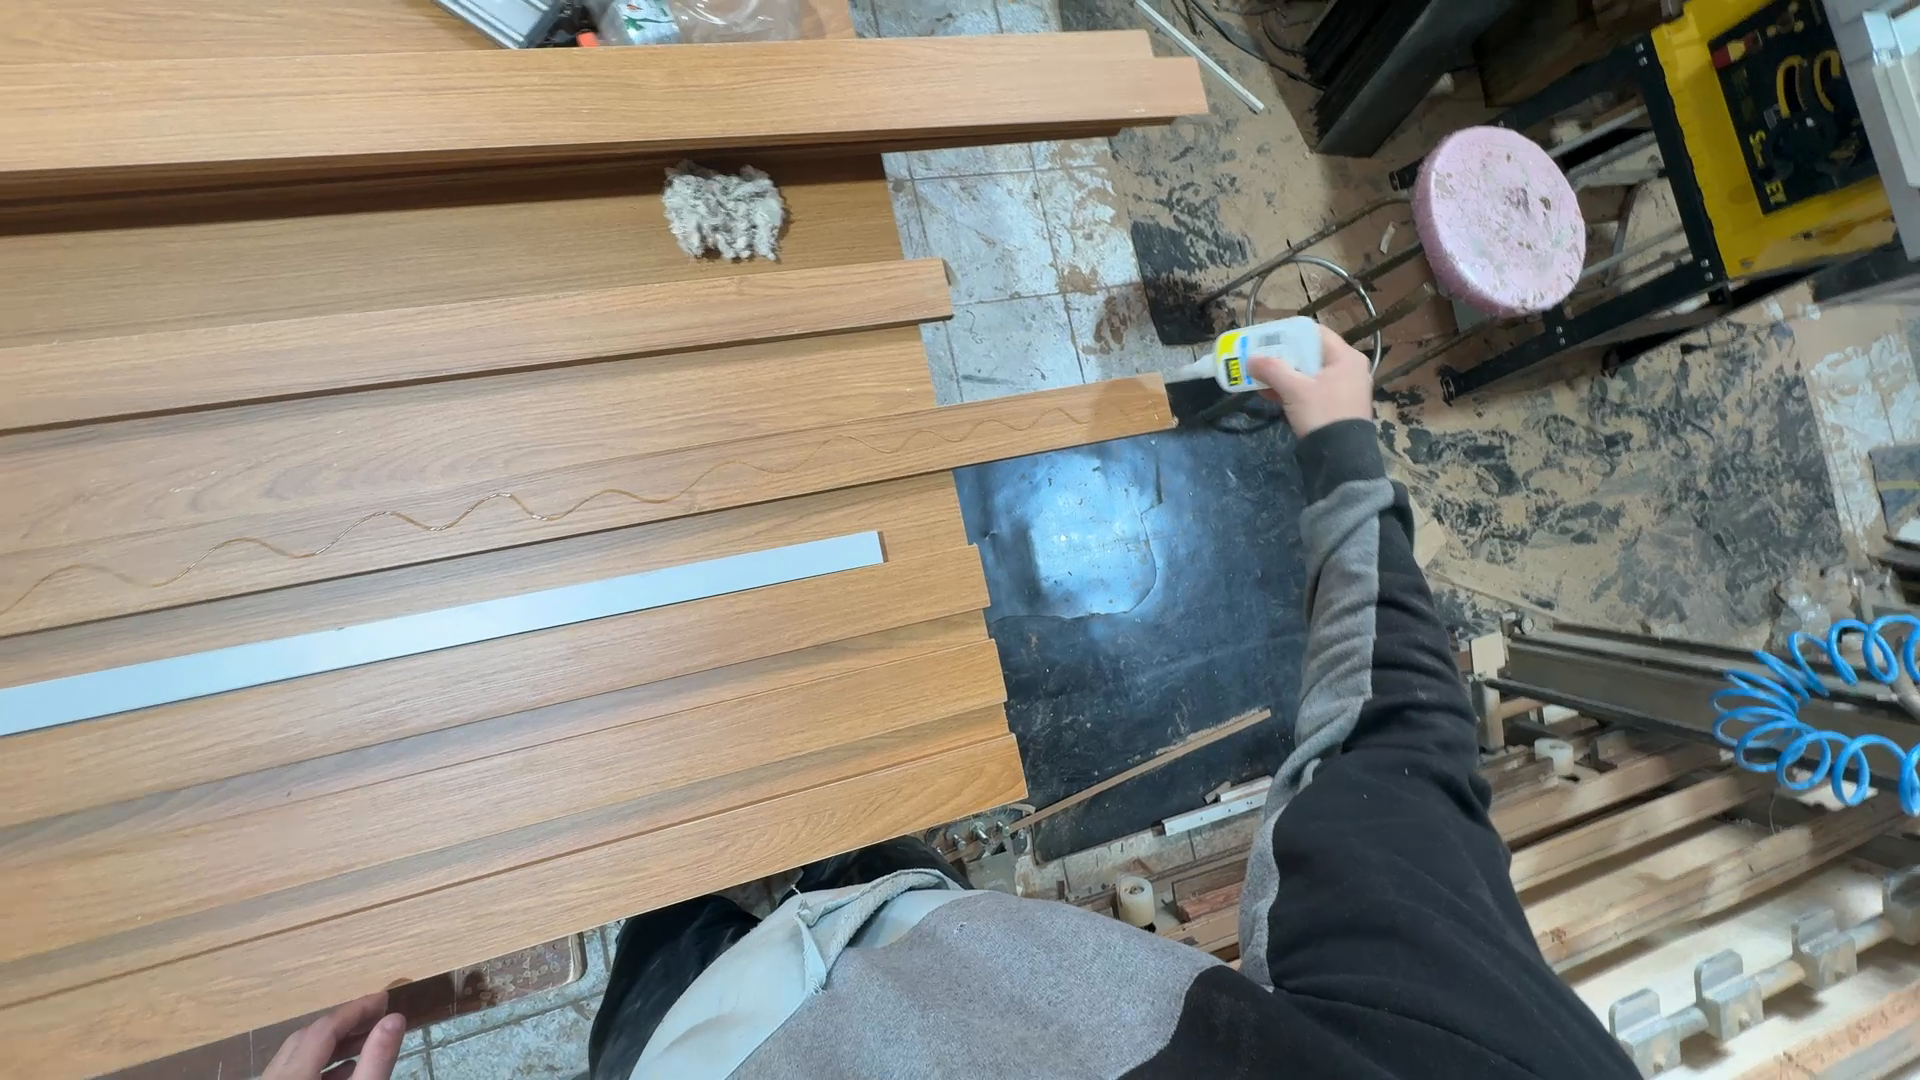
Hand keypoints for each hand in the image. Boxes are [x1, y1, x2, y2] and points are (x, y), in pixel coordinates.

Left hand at [260, 993, 405, 1079]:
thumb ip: (376, 1058)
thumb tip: (395, 1017)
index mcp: (293, 1074)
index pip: (325, 1027)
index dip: (357, 1008)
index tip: (386, 999)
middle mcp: (273, 1077)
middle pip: (306, 1037)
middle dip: (343, 1023)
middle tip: (376, 1017)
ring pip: (295, 1055)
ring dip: (330, 1043)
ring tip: (364, 1043)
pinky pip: (288, 1072)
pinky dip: (316, 1063)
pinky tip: (342, 1071)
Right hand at [1246, 324, 1374, 437]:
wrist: (1341, 455)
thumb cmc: (1322, 413)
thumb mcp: (1295, 389)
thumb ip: (1272, 370)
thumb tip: (1250, 359)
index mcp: (1346, 357)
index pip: (1315, 333)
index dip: (1289, 333)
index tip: (1267, 338)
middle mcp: (1348, 369)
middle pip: (1310, 354)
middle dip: (1282, 356)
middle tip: (1260, 358)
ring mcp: (1343, 389)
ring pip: (1308, 374)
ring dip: (1283, 374)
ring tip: (1259, 376)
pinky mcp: (1335, 406)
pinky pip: (1310, 390)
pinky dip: (1291, 390)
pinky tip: (1269, 392)